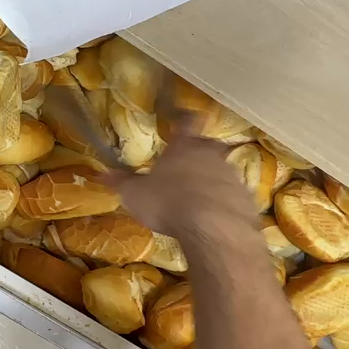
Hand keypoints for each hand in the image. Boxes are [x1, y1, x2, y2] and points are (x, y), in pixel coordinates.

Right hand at [103, 134, 254, 247]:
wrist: (215, 229)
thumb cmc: (169, 203)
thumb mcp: (135, 195)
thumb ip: (121, 183)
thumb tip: (102, 174)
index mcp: (184, 146)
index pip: (186, 121)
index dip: (183, 119)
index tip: (181, 119)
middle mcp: (211, 154)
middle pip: (206, 146)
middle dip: (196, 154)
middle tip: (183, 167)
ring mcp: (232, 176)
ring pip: (220, 171)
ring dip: (209, 180)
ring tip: (194, 198)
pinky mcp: (246, 199)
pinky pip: (231, 195)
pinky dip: (221, 202)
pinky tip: (211, 217)